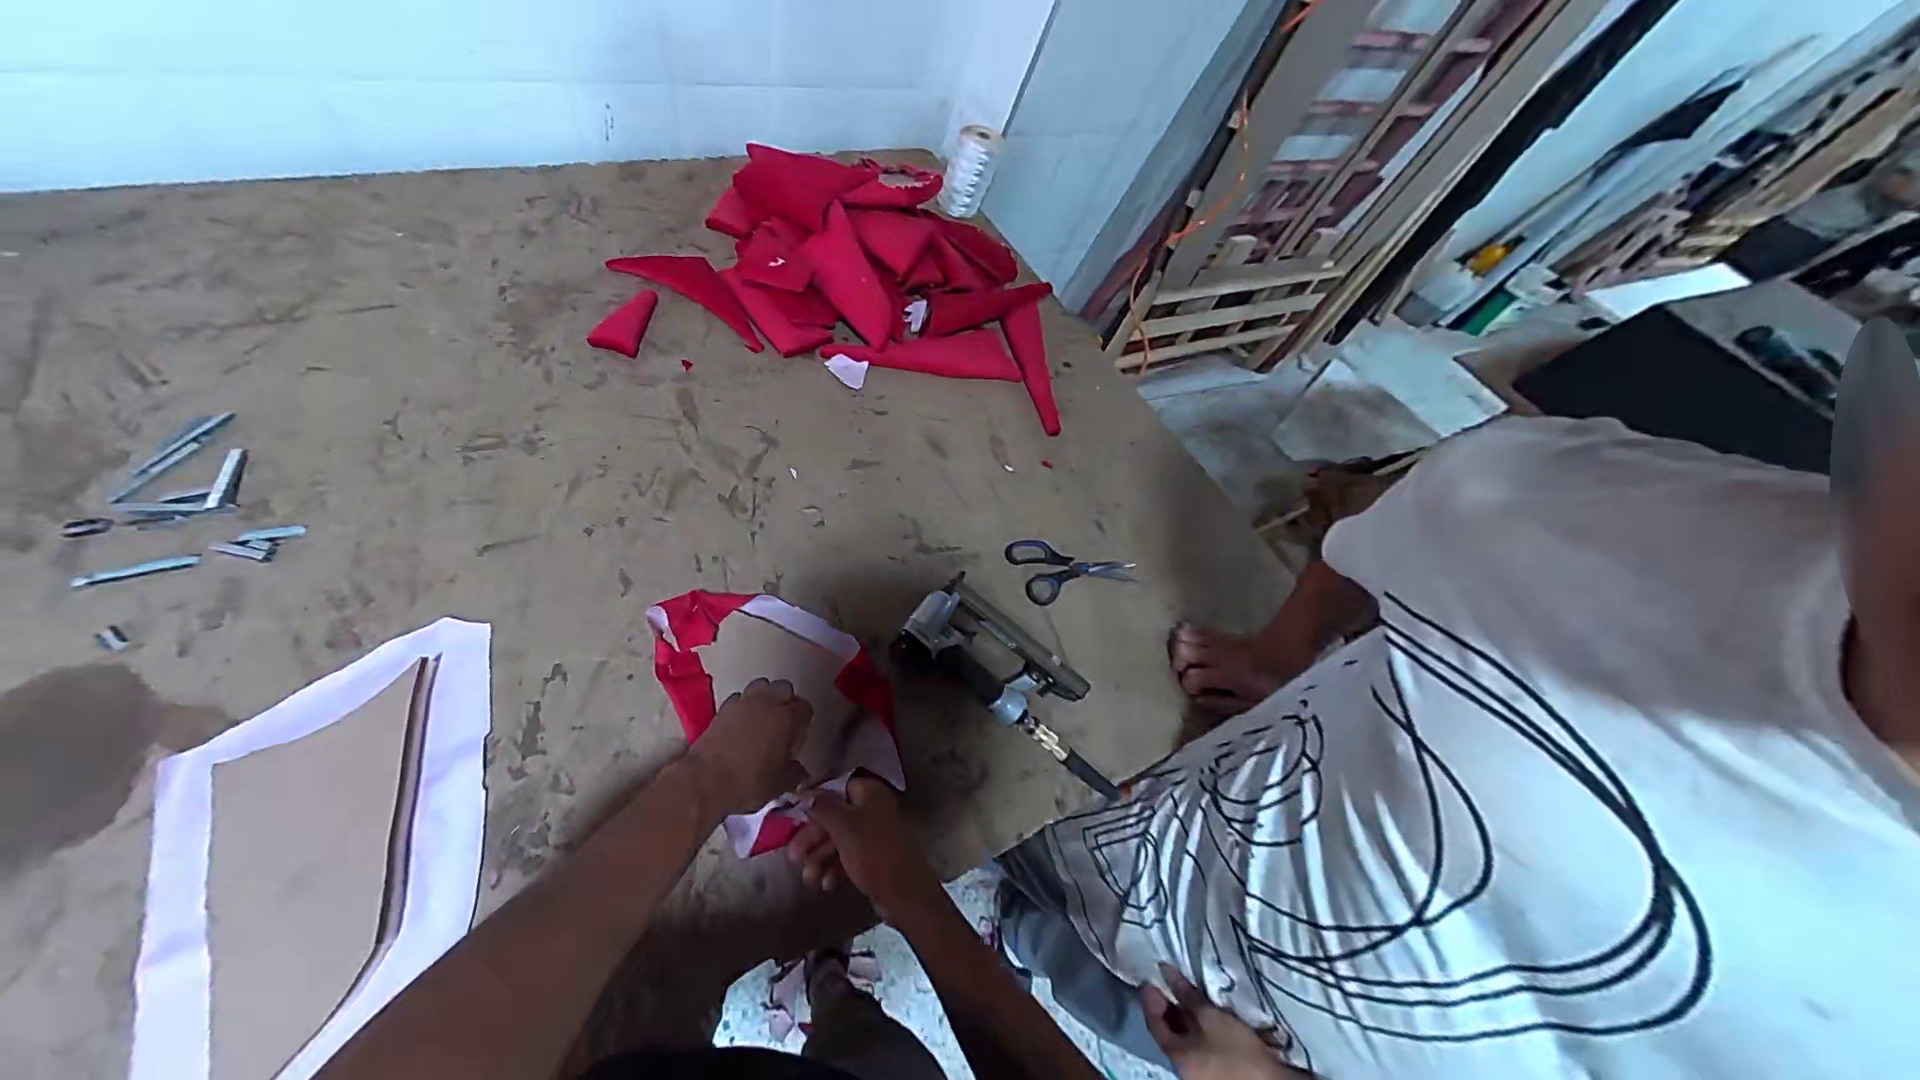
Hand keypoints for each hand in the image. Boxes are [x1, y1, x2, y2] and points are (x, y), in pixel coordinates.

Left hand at [682, 678, 812, 817]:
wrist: (706, 780)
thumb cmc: (750, 781)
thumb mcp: (781, 784)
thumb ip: (795, 774)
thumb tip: (800, 773)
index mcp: (788, 718)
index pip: (805, 707)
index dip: (804, 720)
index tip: (799, 734)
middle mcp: (769, 703)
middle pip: (784, 688)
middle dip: (786, 701)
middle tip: (783, 721)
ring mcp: (744, 702)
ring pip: (761, 686)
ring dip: (764, 697)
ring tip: (762, 716)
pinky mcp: (724, 707)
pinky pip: (739, 698)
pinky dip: (743, 706)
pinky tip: (740, 722)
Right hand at [785, 775, 943, 919]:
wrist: (905, 895)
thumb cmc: (874, 854)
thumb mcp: (844, 828)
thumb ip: (822, 808)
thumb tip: (804, 792)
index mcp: (869, 793)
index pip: (836, 785)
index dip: (813, 794)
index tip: (792, 806)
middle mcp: (872, 809)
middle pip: (833, 816)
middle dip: (812, 837)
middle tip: (793, 857)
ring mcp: (873, 834)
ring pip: (838, 839)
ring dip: (819, 857)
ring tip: (809, 879)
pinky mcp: (873, 857)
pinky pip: (847, 856)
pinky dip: (834, 868)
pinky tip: (827, 885)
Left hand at [1142, 965, 1308, 1079]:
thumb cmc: (1238, 1052)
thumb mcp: (1211, 1018)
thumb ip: (1186, 995)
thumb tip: (1164, 971)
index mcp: (1178, 1058)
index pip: (1154, 1025)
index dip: (1149, 1000)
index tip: (1148, 979)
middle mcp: (1185, 1070)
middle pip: (1168, 1034)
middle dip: (1166, 1007)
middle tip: (1165, 982)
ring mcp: (1202, 1074)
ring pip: (1185, 1040)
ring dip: (1183, 1017)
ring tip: (1185, 993)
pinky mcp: (1218, 1072)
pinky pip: (1198, 1046)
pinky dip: (1196, 1028)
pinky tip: (1204, 1014)